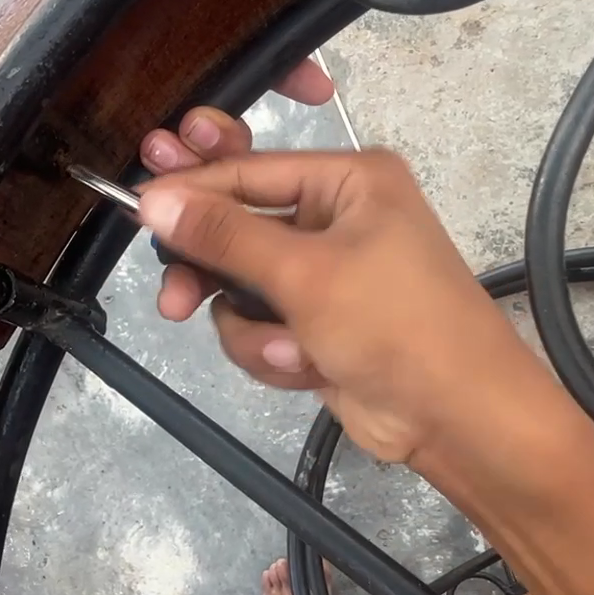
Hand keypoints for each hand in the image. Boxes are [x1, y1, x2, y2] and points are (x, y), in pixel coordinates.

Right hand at [136, 149, 580, 479]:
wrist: (455, 419)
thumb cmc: (393, 324)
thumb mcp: (304, 274)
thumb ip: (223, 236)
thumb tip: (153, 201)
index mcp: (346, 182)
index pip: (248, 174)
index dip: (192, 193)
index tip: (138, 210)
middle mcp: (333, 221)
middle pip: (237, 237)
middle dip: (217, 280)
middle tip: (174, 303)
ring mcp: (322, 278)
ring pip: (241, 292)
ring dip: (255, 331)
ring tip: (288, 352)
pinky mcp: (313, 327)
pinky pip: (259, 330)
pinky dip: (273, 354)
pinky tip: (306, 369)